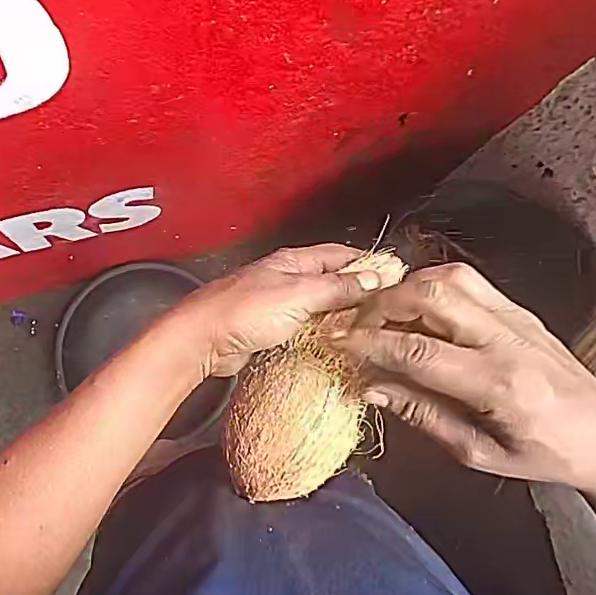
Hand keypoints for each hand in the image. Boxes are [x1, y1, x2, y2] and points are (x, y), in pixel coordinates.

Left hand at [170, 244, 386, 378]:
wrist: (203, 340)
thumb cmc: (240, 311)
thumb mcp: (298, 294)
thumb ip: (337, 287)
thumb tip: (372, 279)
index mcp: (293, 262)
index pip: (341, 255)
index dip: (368, 263)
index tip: (392, 276)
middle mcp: (286, 278)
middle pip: (331, 278)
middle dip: (358, 288)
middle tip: (383, 304)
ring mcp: (278, 302)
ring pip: (319, 302)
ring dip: (340, 311)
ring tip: (365, 323)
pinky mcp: (271, 327)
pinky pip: (305, 323)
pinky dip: (322, 329)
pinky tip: (333, 339)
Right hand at [332, 263, 595, 512]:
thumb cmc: (544, 455)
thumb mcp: (477, 453)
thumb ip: (421, 414)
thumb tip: (371, 387)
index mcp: (499, 385)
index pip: (417, 352)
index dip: (368, 344)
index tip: (336, 343)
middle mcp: (508, 340)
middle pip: (432, 296)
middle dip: (381, 306)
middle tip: (353, 325)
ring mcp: (517, 319)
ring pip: (450, 277)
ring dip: (405, 289)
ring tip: (379, 315)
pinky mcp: (520, 311)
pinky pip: (468, 282)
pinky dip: (430, 287)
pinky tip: (414, 309)